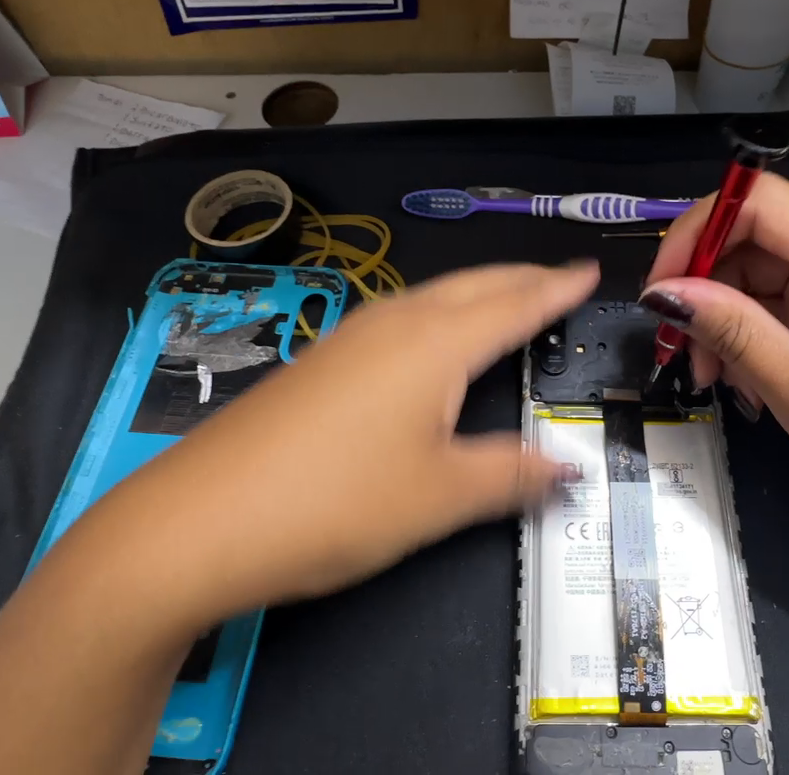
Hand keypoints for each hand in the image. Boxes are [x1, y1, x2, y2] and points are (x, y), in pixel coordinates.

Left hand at [52, 261, 598, 633]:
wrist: (200, 519)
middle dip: (521, 278)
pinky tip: (430, 339)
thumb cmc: (336, 503)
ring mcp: (351, 338)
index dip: (556, 287)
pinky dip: (439, 314)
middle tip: (559, 277)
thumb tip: (569, 467)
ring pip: (432, 297)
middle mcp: (395, 324)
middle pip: (472, 286)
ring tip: (507, 299)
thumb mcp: (439, 497)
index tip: (588, 270)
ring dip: (477, 292)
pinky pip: (400, 318)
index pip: (514, 305)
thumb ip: (511, 475)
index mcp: (436, 344)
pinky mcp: (321, 361)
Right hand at [640, 175, 788, 561]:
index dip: (699, 229)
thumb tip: (663, 291)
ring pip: (765, 269)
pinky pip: (787, 298)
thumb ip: (733, 330)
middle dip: (707, 282)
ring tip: (712, 375)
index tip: (659, 289)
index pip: (764, 202)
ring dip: (725, 314)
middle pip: (761, 233)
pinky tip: (742, 376)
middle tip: (679, 347)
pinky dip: (752, 330)